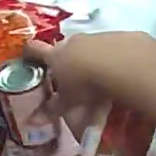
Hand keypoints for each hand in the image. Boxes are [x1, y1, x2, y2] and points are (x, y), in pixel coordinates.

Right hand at [25, 32, 155, 122]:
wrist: (127, 65)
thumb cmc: (87, 84)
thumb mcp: (68, 102)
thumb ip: (52, 109)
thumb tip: (32, 121)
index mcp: (55, 55)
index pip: (35, 49)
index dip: (30, 52)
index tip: (29, 57)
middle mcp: (74, 41)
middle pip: (64, 47)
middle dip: (65, 59)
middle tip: (70, 75)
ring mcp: (97, 36)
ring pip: (89, 44)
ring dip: (90, 56)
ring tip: (99, 74)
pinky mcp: (121, 35)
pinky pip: (113, 44)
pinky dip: (113, 54)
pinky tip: (121, 68)